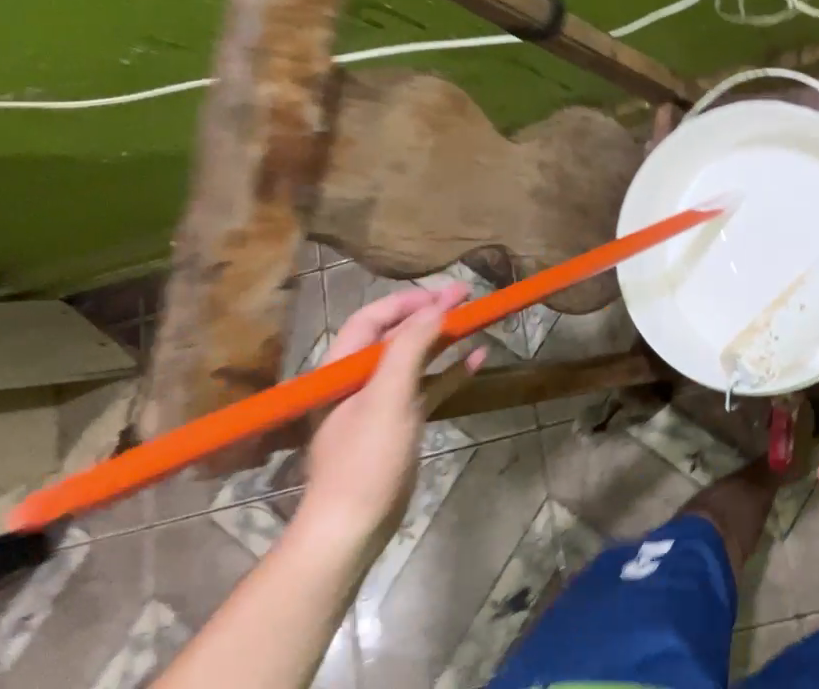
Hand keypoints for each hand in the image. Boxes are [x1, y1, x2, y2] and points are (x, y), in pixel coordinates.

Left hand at [294, 285, 481, 550]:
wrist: (353, 526)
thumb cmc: (366, 460)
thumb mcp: (387, 398)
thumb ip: (408, 348)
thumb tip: (435, 308)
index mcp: (342, 370)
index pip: (372, 319)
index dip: (410, 301)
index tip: (450, 292)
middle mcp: (358, 382)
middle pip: (395, 337)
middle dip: (431, 315)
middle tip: (469, 299)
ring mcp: (379, 405)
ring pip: (414, 360)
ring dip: (444, 340)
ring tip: (477, 322)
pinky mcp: (399, 426)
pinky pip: (427, 388)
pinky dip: (450, 373)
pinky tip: (477, 360)